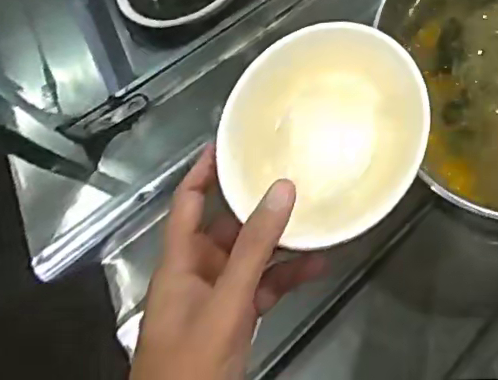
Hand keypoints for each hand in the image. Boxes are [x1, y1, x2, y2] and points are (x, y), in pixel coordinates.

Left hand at [129, 145, 329, 379]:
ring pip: (251, 256)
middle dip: (258, 203)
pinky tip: (317, 265)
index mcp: (179, 263)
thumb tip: (282, 188)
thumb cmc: (190, 368)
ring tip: (314, 215)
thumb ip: (255, 248)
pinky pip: (263, 286)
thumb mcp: (226, 305)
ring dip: (280, 241)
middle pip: (227, 225)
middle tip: (290, 172)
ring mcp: (216, 299)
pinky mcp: (235, 321)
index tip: (229, 141)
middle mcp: (197, 274)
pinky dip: (286, 276)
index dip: (204, 169)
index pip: (187, 202)